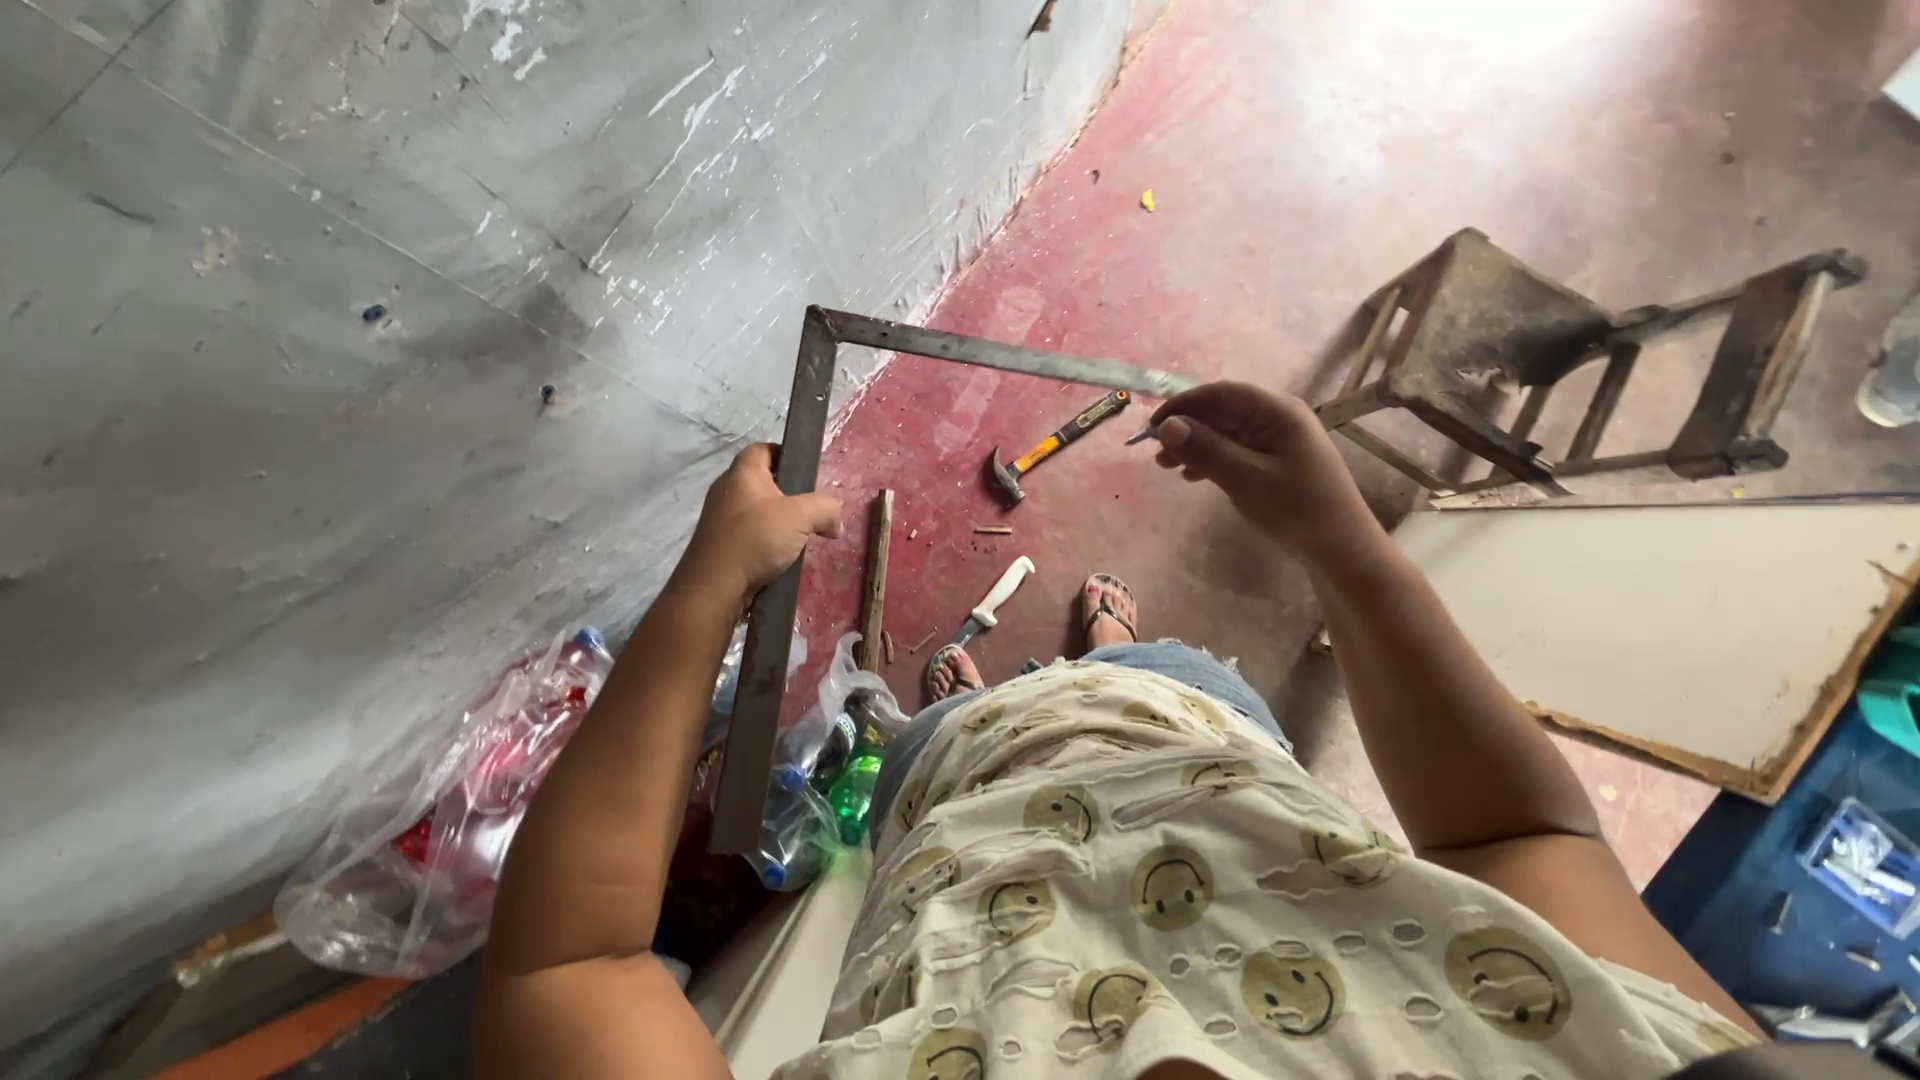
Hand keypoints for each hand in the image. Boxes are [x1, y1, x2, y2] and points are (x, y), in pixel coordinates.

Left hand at [674, 443, 843, 606]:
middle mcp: (728, 491)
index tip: (808, 472)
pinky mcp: (723, 545)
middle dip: (791, 494)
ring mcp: (723, 519)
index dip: (786, 454)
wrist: (715, 588)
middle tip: (812, 509)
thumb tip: (837, 520)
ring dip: (782, 522)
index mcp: (743, 473)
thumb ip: (825, 508)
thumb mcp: (800, 516)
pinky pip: (752, 534)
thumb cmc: (755, 539)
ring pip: (760, 511)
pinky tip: (784, 556)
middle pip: (765, 482)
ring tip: (803, 536)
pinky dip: (769, 542)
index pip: (763, 449)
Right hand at [1150, 382, 1382, 566]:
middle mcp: (1278, 417)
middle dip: (1186, 427)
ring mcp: (1278, 438)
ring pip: (1226, 431)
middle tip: (1155, 451)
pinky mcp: (1276, 459)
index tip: (1152, 426)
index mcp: (1277, 411)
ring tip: (1167, 466)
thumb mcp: (1245, 479)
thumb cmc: (1296, 509)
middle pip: (1222, 410)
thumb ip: (1206, 450)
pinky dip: (1211, 458)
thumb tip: (1167, 426)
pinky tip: (1193, 476)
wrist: (1340, 546)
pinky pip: (1236, 449)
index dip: (1183, 405)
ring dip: (1195, 444)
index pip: (1221, 393)